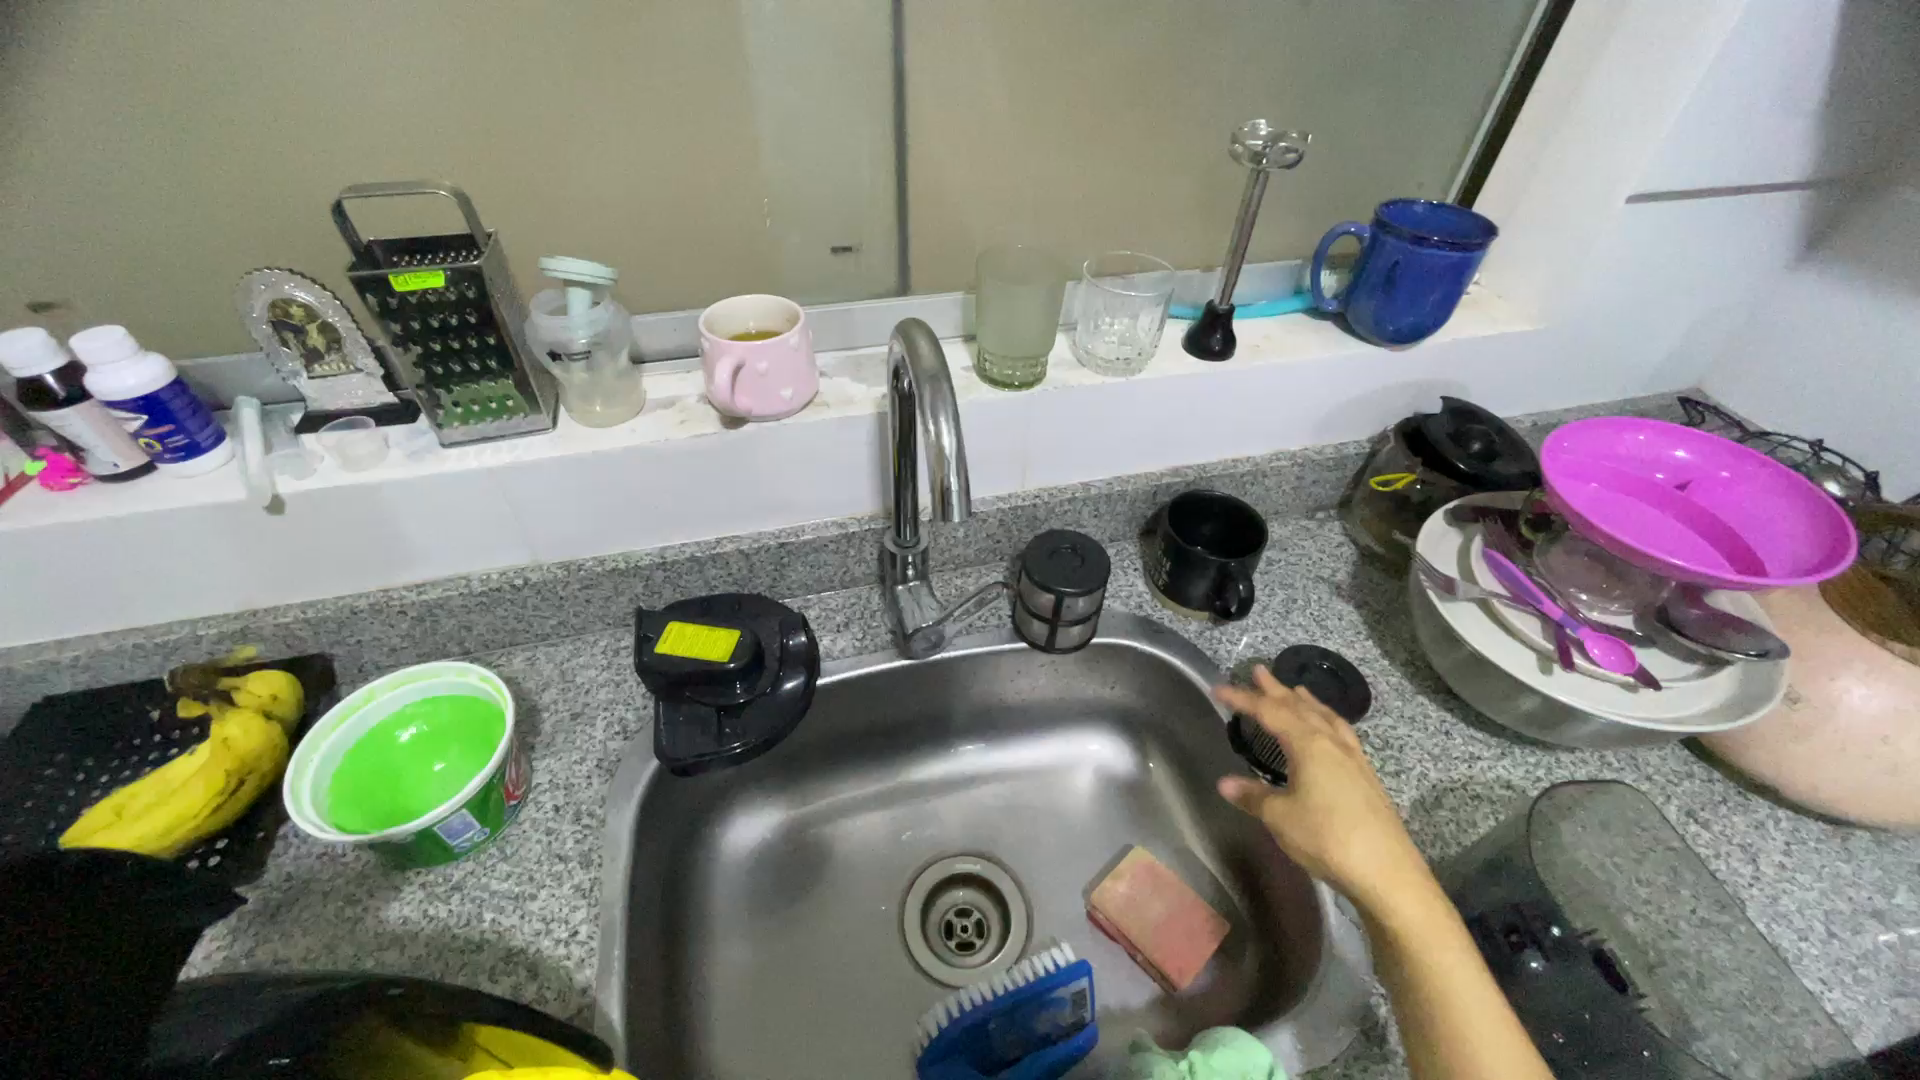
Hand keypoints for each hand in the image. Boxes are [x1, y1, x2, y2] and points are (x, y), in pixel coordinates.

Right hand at [1214, 666, 1434, 914]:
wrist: (1388, 873)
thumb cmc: (1328, 839)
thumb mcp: (1280, 818)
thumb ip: (1253, 797)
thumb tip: (1225, 783)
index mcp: (1308, 745)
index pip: (1269, 712)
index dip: (1243, 699)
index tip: (1218, 688)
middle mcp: (1332, 743)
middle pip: (1300, 707)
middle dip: (1276, 689)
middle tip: (1259, 671)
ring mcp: (1353, 759)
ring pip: (1326, 718)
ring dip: (1306, 701)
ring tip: (1296, 690)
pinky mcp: (1366, 777)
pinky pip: (1341, 733)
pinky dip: (1327, 720)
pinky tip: (1328, 730)